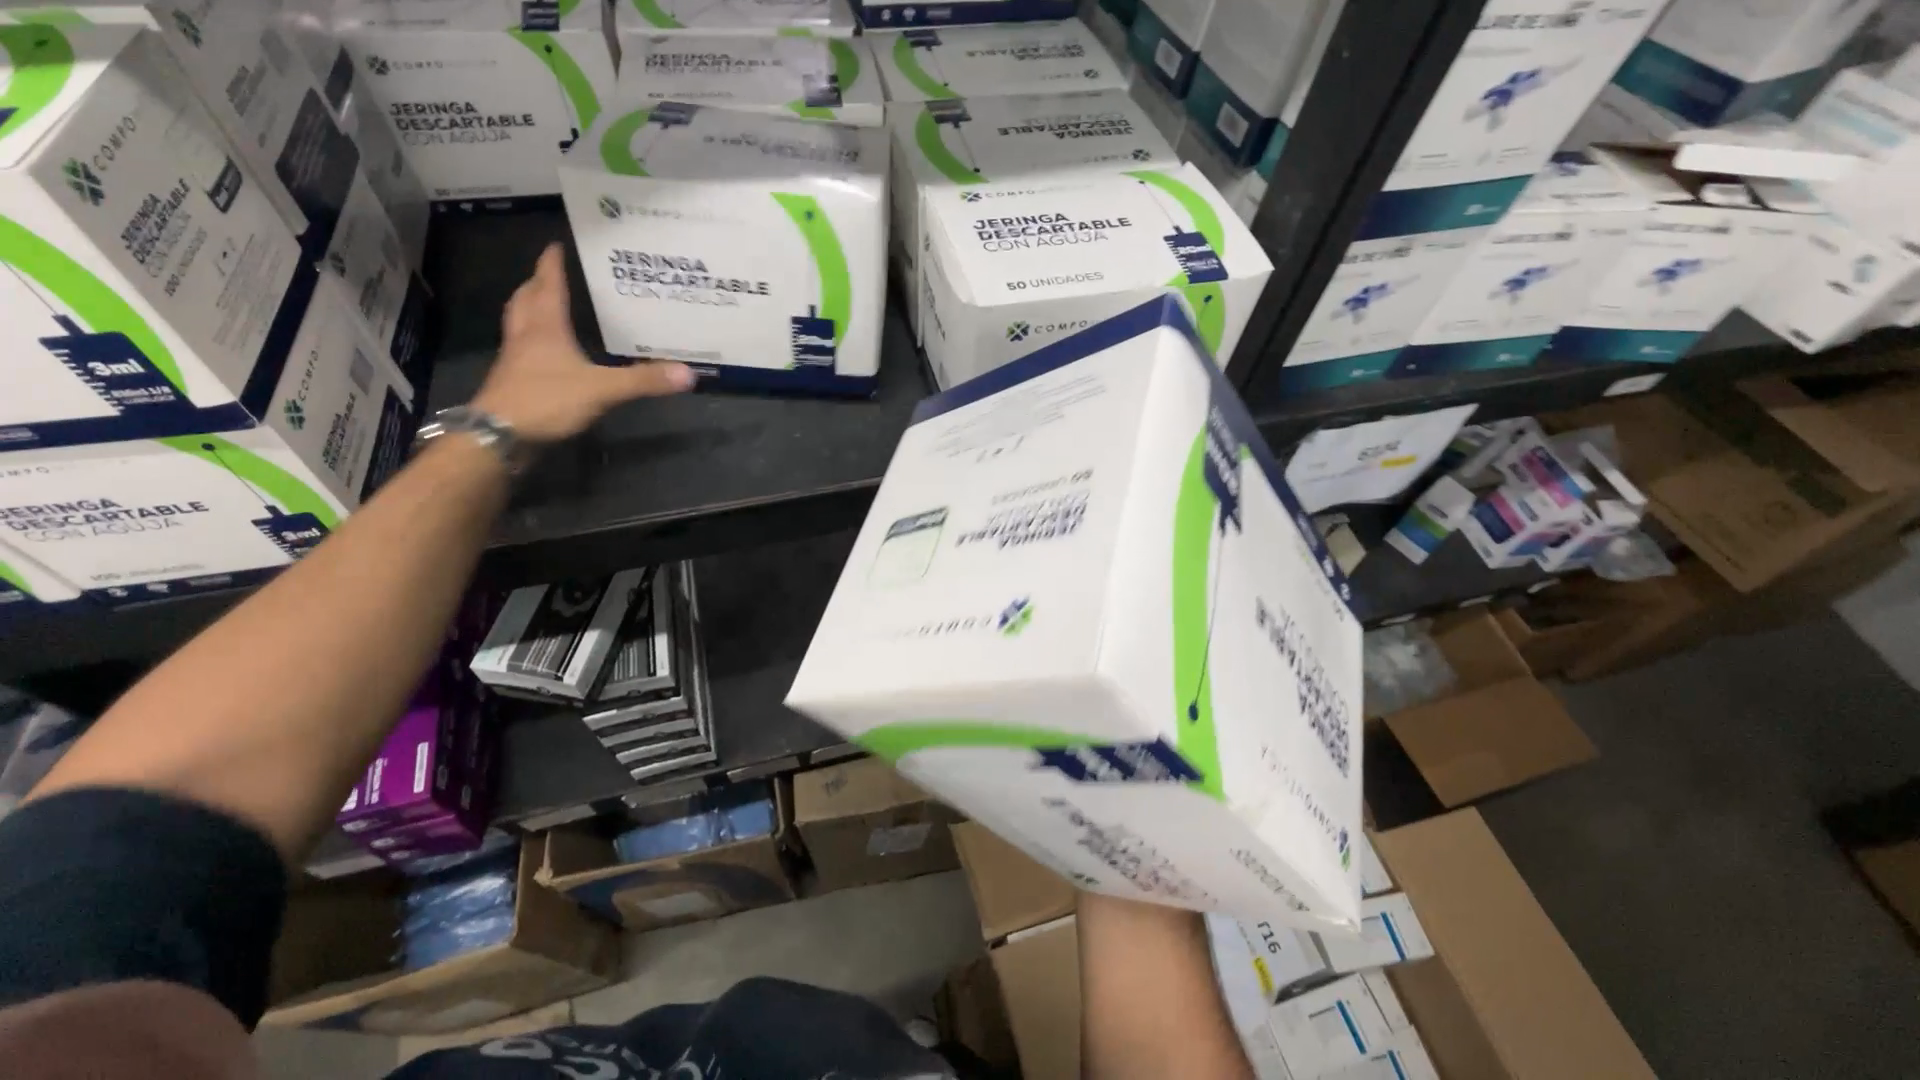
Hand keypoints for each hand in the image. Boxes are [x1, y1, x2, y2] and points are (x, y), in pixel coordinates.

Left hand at [470, 243, 695, 442]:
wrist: (498, 437)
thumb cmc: (546, 401)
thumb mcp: (602, 390)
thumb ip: (642, 380)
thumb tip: (688, 373)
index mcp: (545, 327)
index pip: (548, 285)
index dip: (552, 264)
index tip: (555, 244)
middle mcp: (525, 336)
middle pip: (525, 299)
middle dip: (536, 284)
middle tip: (548, 274)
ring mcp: (513, 360)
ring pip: (518, 323)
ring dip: (528, 309)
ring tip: (542, 305)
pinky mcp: (510, 382)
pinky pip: (520, 351)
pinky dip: (530, 342)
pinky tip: (544, 353)